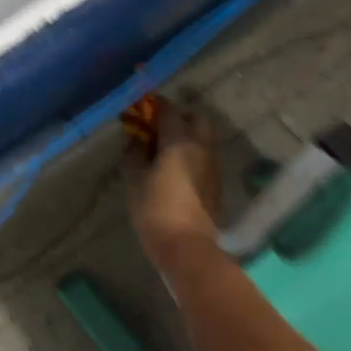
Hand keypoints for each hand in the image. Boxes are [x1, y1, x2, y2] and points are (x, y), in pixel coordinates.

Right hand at [124, 99, 223, 270]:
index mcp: (179, 141)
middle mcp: (201, 147)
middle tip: (158, 125)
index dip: (156, 105)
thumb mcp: (134, 179)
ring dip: (187, 134)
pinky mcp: (216, 182)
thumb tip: (136, 141)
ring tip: (164, 146)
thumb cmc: (154, 208)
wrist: (187, 244)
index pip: (170, 111)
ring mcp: (212, 165)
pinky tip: (175, 166)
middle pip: (196, 119)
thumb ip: (134, 154)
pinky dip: (192, 151)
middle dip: (179, 116)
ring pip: (204, 137)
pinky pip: (204, 155)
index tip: (142, 106)